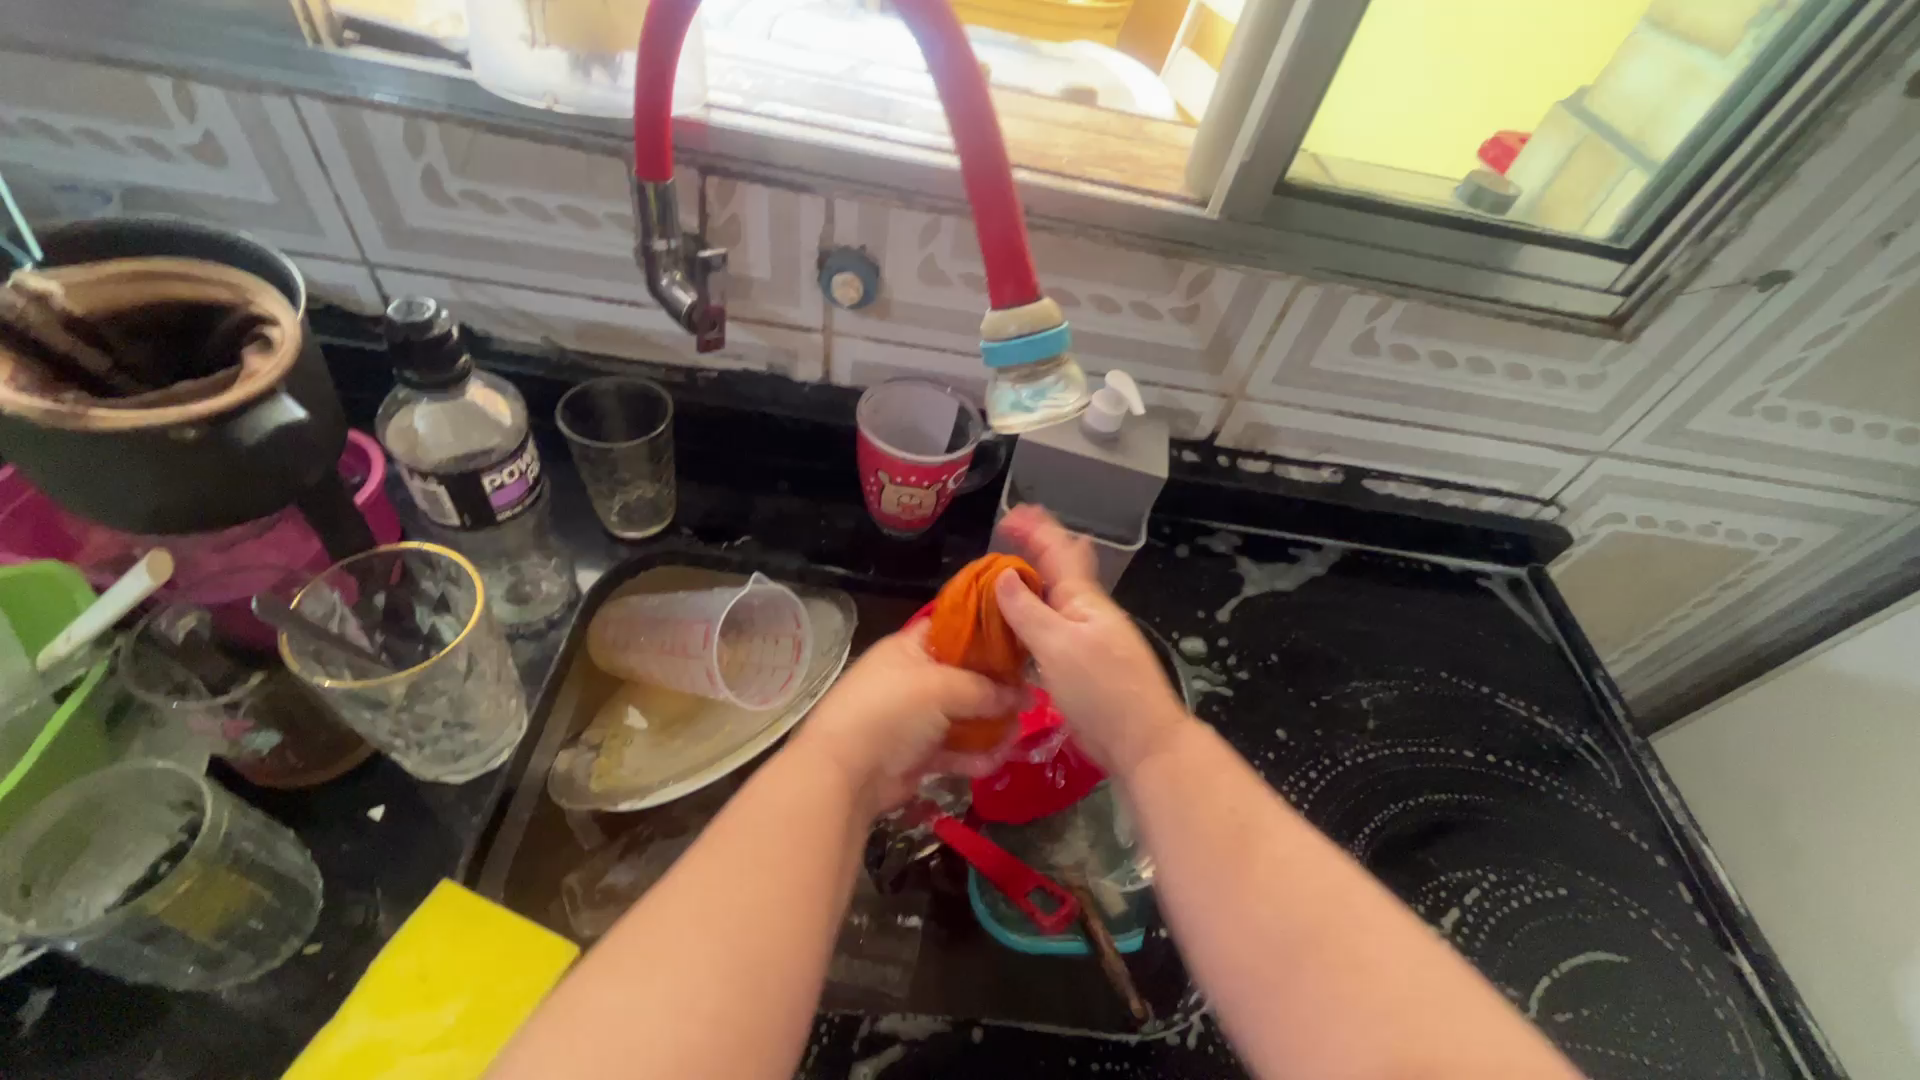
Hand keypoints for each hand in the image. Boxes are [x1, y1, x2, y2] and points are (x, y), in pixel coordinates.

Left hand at [794, 622, 1024, 815]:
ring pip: (962, 717)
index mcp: (909, 649)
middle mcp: (912, 680)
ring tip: (1020, 733)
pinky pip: (953, 751)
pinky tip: (998, 760)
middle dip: (995, 688)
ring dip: (989, 726)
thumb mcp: (941, 687)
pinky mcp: (917, 755)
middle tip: (1030, 695)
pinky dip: (974, 755)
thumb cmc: (890, 711)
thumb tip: (1023, 695)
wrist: (846, 772)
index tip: (1020, 643)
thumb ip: (984, 689)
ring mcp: (914, 719)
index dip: (985, 635)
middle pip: (963, 677)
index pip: (952, 630)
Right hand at [992, 505, 1190, 776]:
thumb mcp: (1058, 646)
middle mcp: (1084, 613)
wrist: (1141, 741)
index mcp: (1083, 599)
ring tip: (998, 584)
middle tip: (1005, 542)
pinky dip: (1027, 623)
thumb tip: (1002, 575)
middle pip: (1058, 572)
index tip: (1011, 515)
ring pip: (1051, 603)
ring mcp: (1084, 641)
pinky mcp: (1078, 668)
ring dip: (1028, 589)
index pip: (1060, 550)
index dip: (1037, 529)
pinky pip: (1047, 633)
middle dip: (1034, 552)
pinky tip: (1011, 632)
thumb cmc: (1103, 690)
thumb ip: (1028, 611)